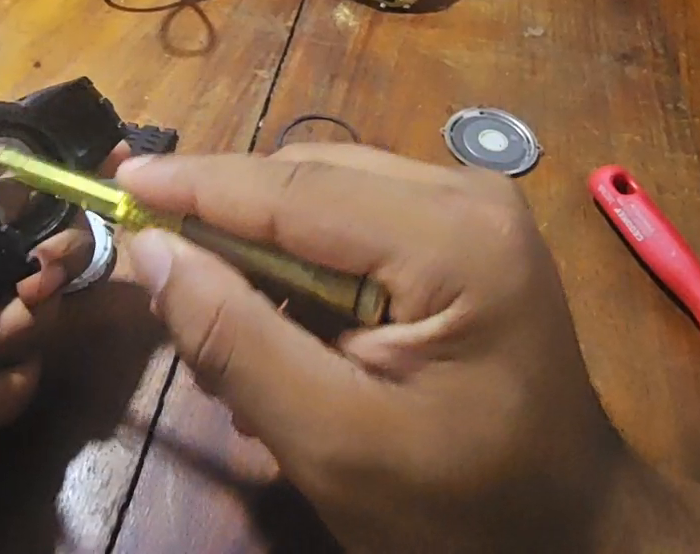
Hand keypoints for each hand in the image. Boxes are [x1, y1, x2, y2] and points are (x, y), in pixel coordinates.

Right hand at [116, 145, 618, 551]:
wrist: (578, 528)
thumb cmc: (466, 510)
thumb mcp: (336, 444)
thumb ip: (238, 342)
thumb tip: (152, 252)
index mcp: (456, 239)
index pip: (295, 190)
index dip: (198, 185)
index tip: (120, 183)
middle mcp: (466, 191)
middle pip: (307, 180)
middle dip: (226, 224)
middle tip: (162, 278)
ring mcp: (468, 201)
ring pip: (321, 192)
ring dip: (260, 249)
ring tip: (227, 330)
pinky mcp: (457, 222)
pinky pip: (350, 215)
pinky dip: (300, 260)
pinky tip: (285, 325)